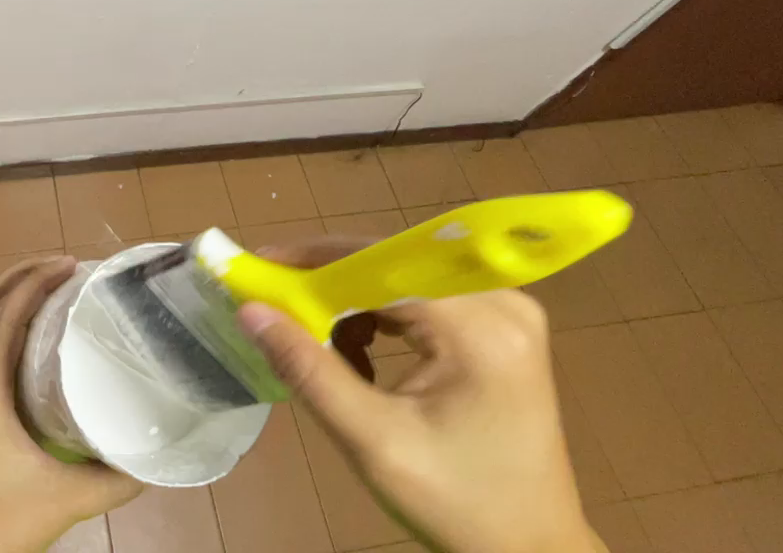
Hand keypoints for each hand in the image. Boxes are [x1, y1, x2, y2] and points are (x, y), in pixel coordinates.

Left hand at [0, 255, 142, 552]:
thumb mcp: (62, 501)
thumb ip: (112, 480)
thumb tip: (154, 458)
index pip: (4, 313)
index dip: (36, 279)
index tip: (71, 264)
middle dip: (21, 274)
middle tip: (64, 267)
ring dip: (11, 296)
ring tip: (54, 291)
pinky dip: (6, 324)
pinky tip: (37, 342)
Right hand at [239, 239, 600, 552]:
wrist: (532, 552)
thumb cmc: (457, 504)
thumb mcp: (373, 442)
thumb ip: (309, 370)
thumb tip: (250, 310)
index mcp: (479, 327)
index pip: (380, 264)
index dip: (313, 260)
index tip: (260, 266)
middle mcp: (499, 300)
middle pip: (390, 264)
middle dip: (328, 284)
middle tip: (277, 307)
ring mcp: (504, 308)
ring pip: (399, 276)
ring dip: (351, 303)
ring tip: (324, 350)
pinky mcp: (499, 322)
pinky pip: (419, 294)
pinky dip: (379, 316)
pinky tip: (362, 358)